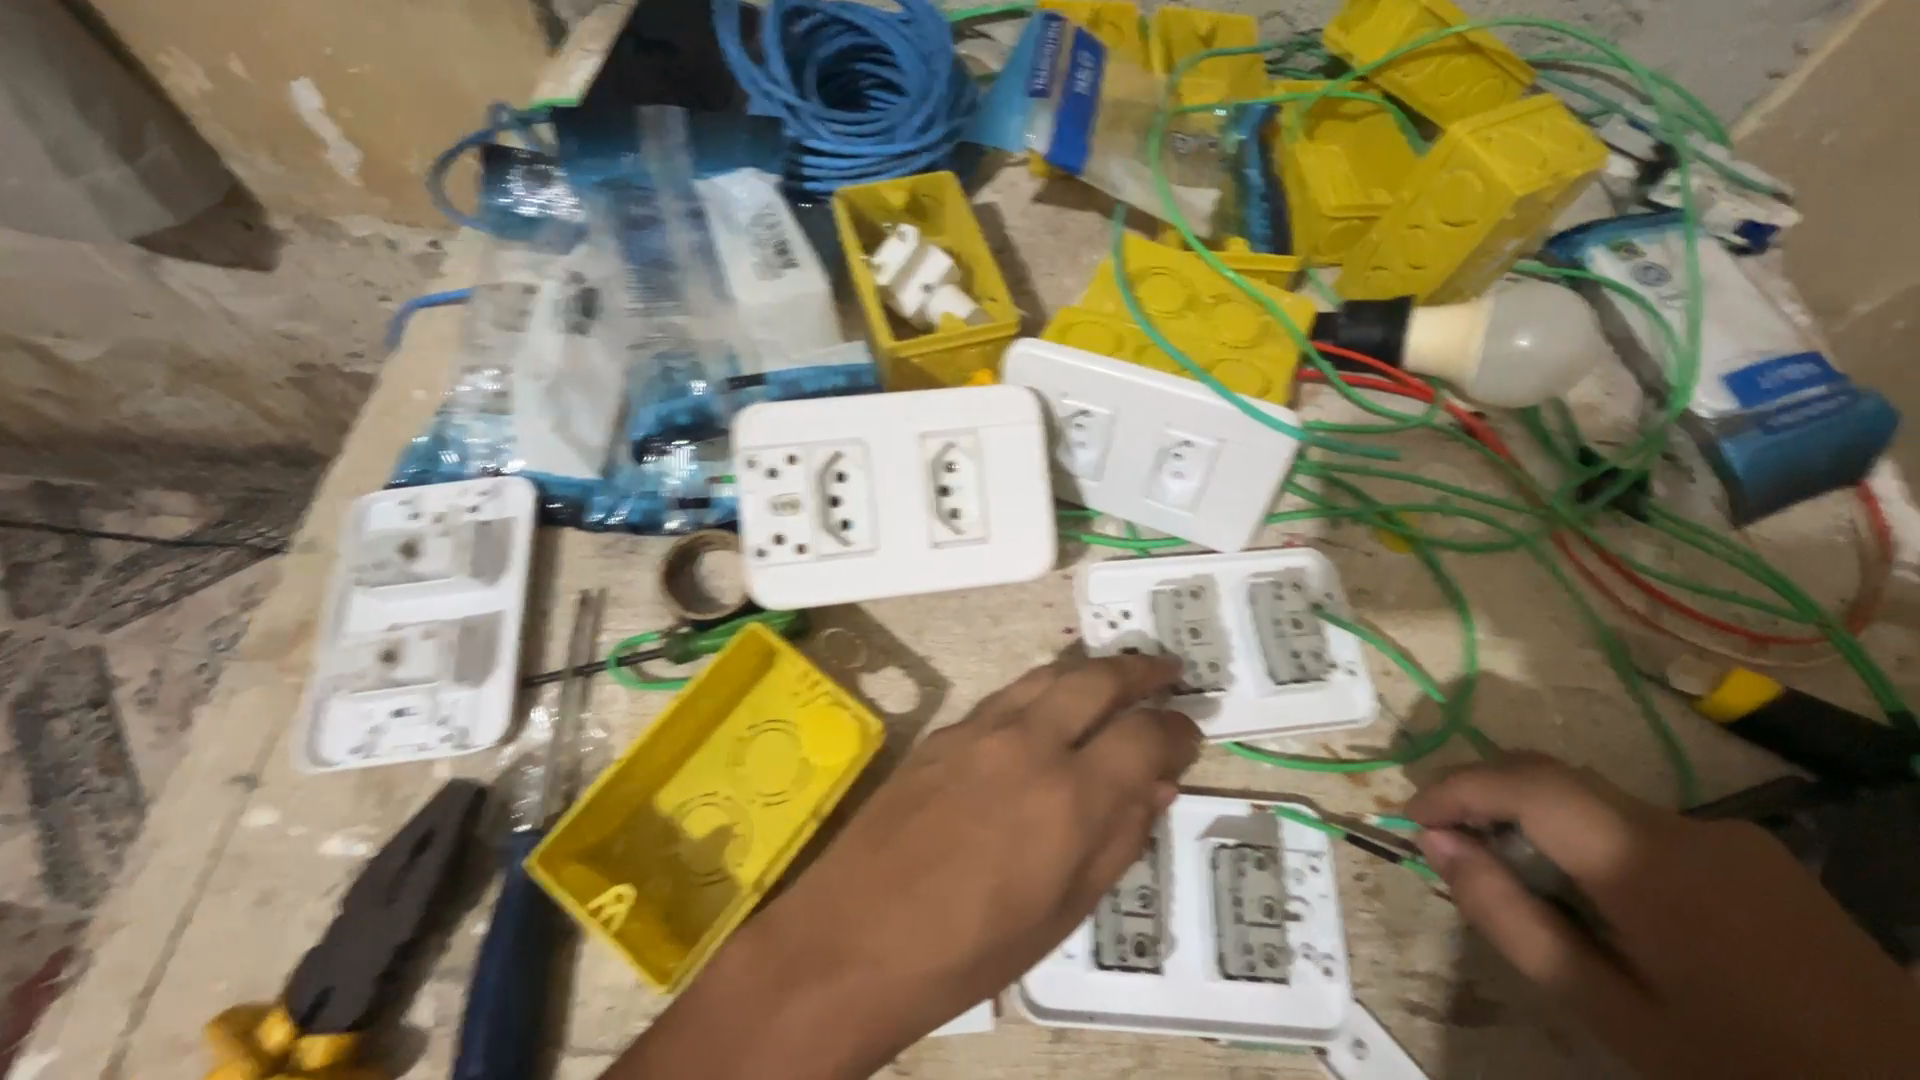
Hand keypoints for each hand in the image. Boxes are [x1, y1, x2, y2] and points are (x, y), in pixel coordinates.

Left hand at [611, 654, 1199, 1079]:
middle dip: (1141, 672)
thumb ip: (1118, 840)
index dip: (1178, 731)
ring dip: (1090, 670)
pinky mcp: (941, 733)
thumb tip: (1157, 787)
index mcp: (1069, 797)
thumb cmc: (969, 950)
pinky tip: (1049, 708)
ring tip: (1116, 677)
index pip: (1146, 735)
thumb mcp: (1063, 912)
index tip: (1189, 737)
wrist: (852, 940)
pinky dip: (1042, 690)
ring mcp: (977, 730)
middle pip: (1097, 679)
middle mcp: (1026, 744)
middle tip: (1167, 675)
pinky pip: (1007, 695)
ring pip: (1048, 675)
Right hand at [1408, 753, 1919, 1079]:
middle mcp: (1688, 826)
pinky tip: (1598, 906)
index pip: (1527, 782)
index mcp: (1649, 862)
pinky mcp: (1756, 856)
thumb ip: (1514, 921)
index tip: (1412, 819)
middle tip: (1445, 846)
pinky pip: (1643, 828)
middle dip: (1488, 799)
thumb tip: (1439, 845)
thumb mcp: (1612, 1012)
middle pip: (1559, 781)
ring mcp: (1730, 837)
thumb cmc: (1742, 1065)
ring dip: (1539, 826)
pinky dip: (1590, 844)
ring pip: (1598, 804)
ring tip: (1519, 889)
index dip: (1456, 786)